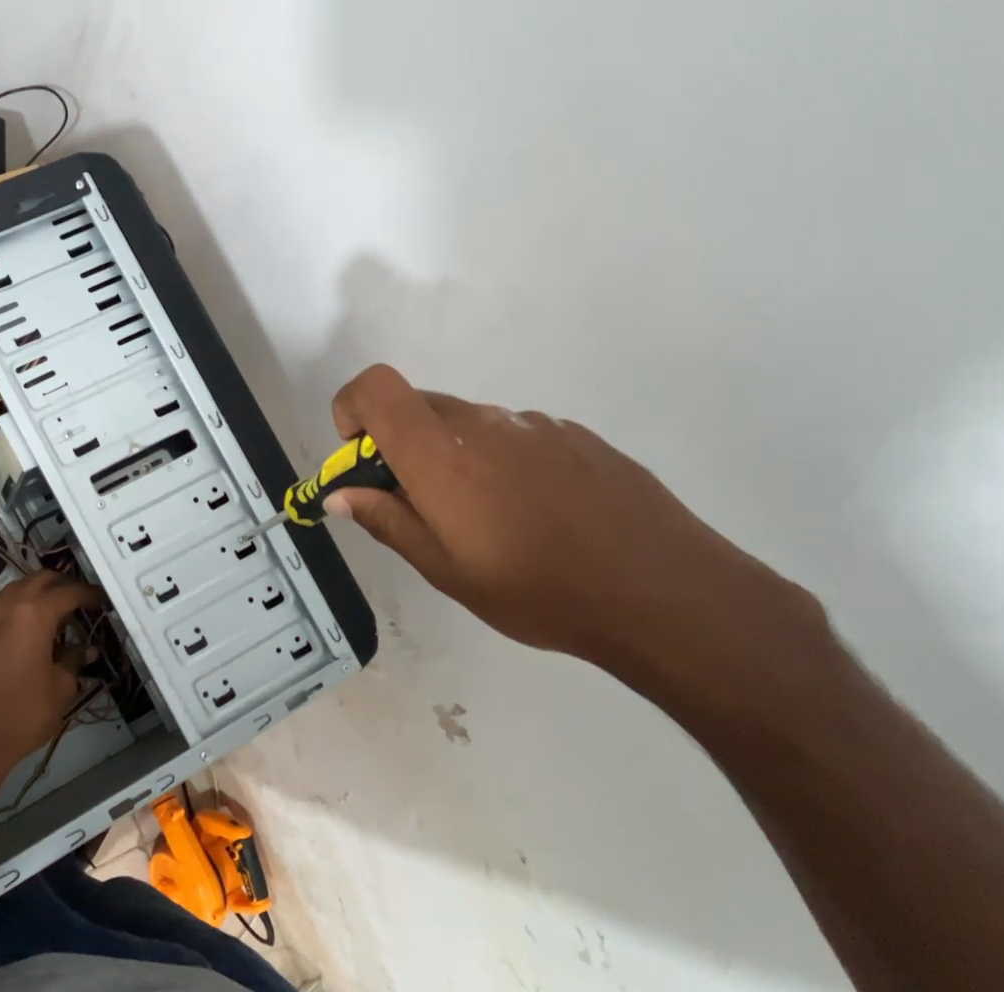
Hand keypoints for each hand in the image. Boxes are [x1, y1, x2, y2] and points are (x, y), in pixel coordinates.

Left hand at [0, 571, 102, 780]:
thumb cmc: (25, 712)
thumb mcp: (61, 687)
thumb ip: (74, 660)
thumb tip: (86, 648)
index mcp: (34, 615)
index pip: (68, 592)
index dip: (89, 593)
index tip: (104, 600)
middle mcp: (10, 606)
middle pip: (40, 579)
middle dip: (63, 584)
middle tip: (83, 600)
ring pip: (18, 588)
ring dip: (40, 592)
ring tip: (61, 611)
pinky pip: (5, 605)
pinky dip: (23, 605)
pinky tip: (37, 626)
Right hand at [326, 364, 819, 672]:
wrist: (662, 591)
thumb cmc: (537, 591)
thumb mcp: (446, 570)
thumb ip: (388, 521)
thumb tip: (341, 493)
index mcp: (442, 456)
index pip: (376, 388)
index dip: (352, 410)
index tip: (359, 460)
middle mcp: (484, 424)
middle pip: (417, 407)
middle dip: (397, 447)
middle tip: (418, 509)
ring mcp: (535, 425)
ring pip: (467, 425)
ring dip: (450, 459)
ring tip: (486, 524)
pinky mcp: (576, 437)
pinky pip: (512, 436)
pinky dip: (497, 464)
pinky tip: (533, 517)